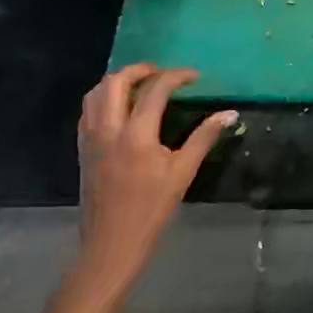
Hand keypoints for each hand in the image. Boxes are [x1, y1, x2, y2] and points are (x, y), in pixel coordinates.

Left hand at [77, 64, 237, 282]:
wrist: (111, 243)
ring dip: (119, 80)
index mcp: (137, 135)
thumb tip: (229, 114)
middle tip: (163, 74)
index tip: (194, 76)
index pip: (155, 90)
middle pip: (117, 81)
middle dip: (141, 70)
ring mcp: (91, 137)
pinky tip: (121, 107)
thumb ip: (204, 138)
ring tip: (141, 85)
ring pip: (97, 92)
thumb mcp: (183, 173)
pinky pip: (89, 110)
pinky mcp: (83, 148)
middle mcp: (109, 129)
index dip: (177, 76)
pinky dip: (104, 97)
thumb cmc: (151, 209)